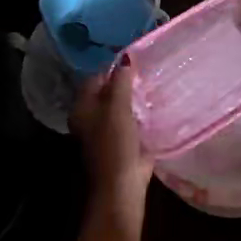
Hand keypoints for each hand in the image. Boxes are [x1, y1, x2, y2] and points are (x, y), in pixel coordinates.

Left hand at [70, 64, 152, 206]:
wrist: (123, 183)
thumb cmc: (115, 142)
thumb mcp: (118, 106)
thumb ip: (121, 80)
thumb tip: (126, 57)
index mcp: (82, 107)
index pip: (96, 78)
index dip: (114, 68)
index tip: (136, 60)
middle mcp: (91, 116)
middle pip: (109, 91)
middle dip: (127, 82)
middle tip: (149, 70)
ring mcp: (108, 129)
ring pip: (122, 105)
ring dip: (136, 96)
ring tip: (156, 82)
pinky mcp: (124, 140)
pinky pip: (133, 119)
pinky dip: (142, 111)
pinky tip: (158, 103)